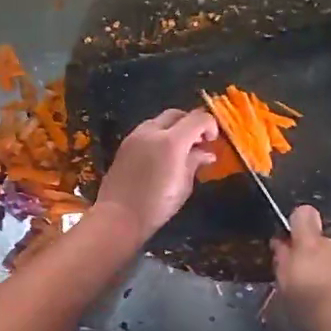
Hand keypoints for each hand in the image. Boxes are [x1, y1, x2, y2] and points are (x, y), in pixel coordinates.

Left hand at [94, 109, 219, 234]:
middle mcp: (150, 132)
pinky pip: (145, 132)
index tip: (213, 141)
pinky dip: (158, 137)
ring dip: (172, 129)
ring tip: (180, 151)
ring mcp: (133, 137)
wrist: (118, 215)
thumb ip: (194, 162)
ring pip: (158, 121)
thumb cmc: (157, 204)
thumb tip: (206, 152)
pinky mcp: (122, 146)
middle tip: (198, 143)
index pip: (197, 118)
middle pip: (175, 115)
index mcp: (170, 141)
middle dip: (190, 123)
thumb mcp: (184, 184)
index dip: (210, 126)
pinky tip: (162, 156)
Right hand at [270, 205, 330, 330]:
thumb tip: (282, 247)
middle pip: (323, 242)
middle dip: (315, 257)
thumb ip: (283, 265)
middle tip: (308, 284)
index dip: (296, 224)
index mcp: (310, 247)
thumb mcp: (286, 294)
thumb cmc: (319, 316)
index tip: (290, 243)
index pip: (303, 215)